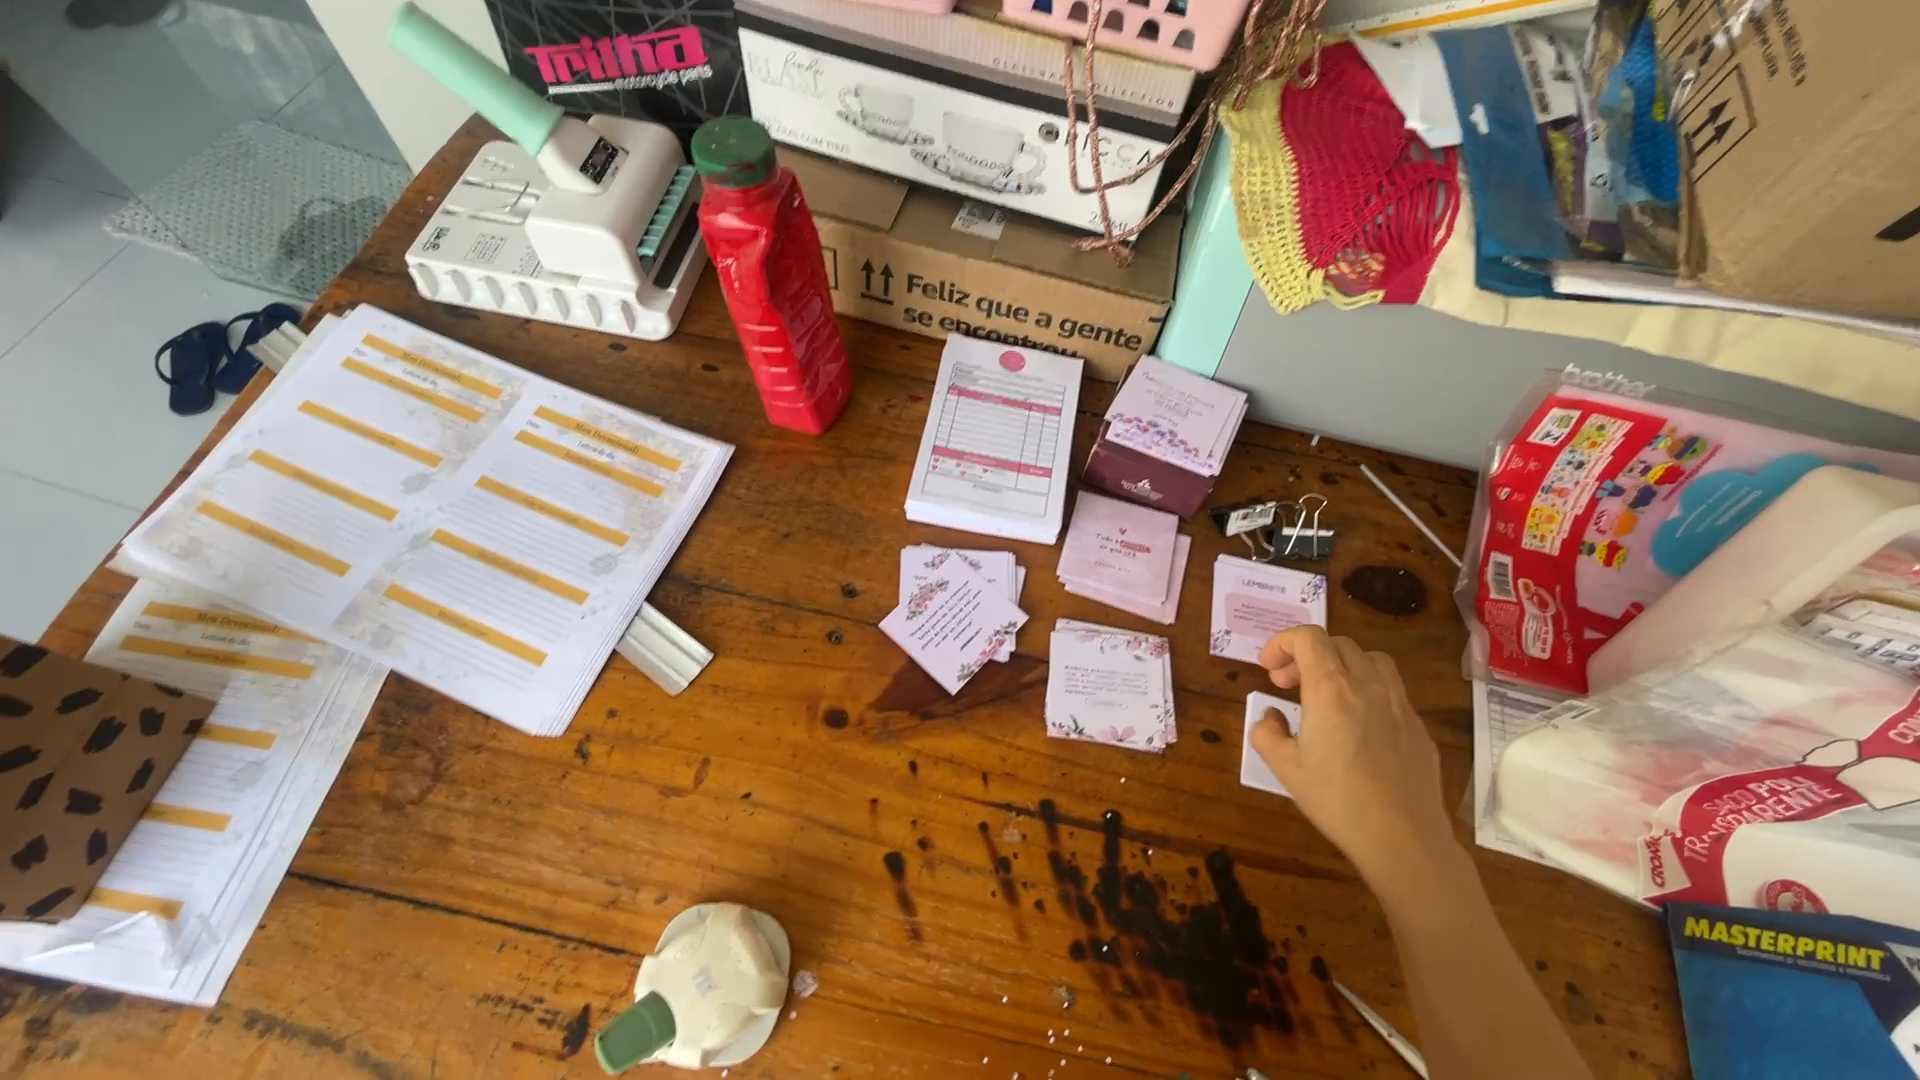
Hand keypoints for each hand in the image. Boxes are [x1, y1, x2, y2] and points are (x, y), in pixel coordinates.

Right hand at [1251, 626, 1455, 884]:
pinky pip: (1391, 690)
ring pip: (1371, 659)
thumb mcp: (1285, 768)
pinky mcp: (1418, 726)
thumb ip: (1268, 733)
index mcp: (1331, 689)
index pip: (1309, 638)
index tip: (1268, 667)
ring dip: (1342, 664)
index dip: (1282, 642)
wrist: (1402, 837)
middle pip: (1337, 643)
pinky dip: (1367, 690)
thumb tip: (1271, 718)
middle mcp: (1368, 686)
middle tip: (1286, 684)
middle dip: (1306, 655)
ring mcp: (1399, 704)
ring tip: (1326, 692)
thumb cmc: (1336, 800)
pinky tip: (1358, 725)